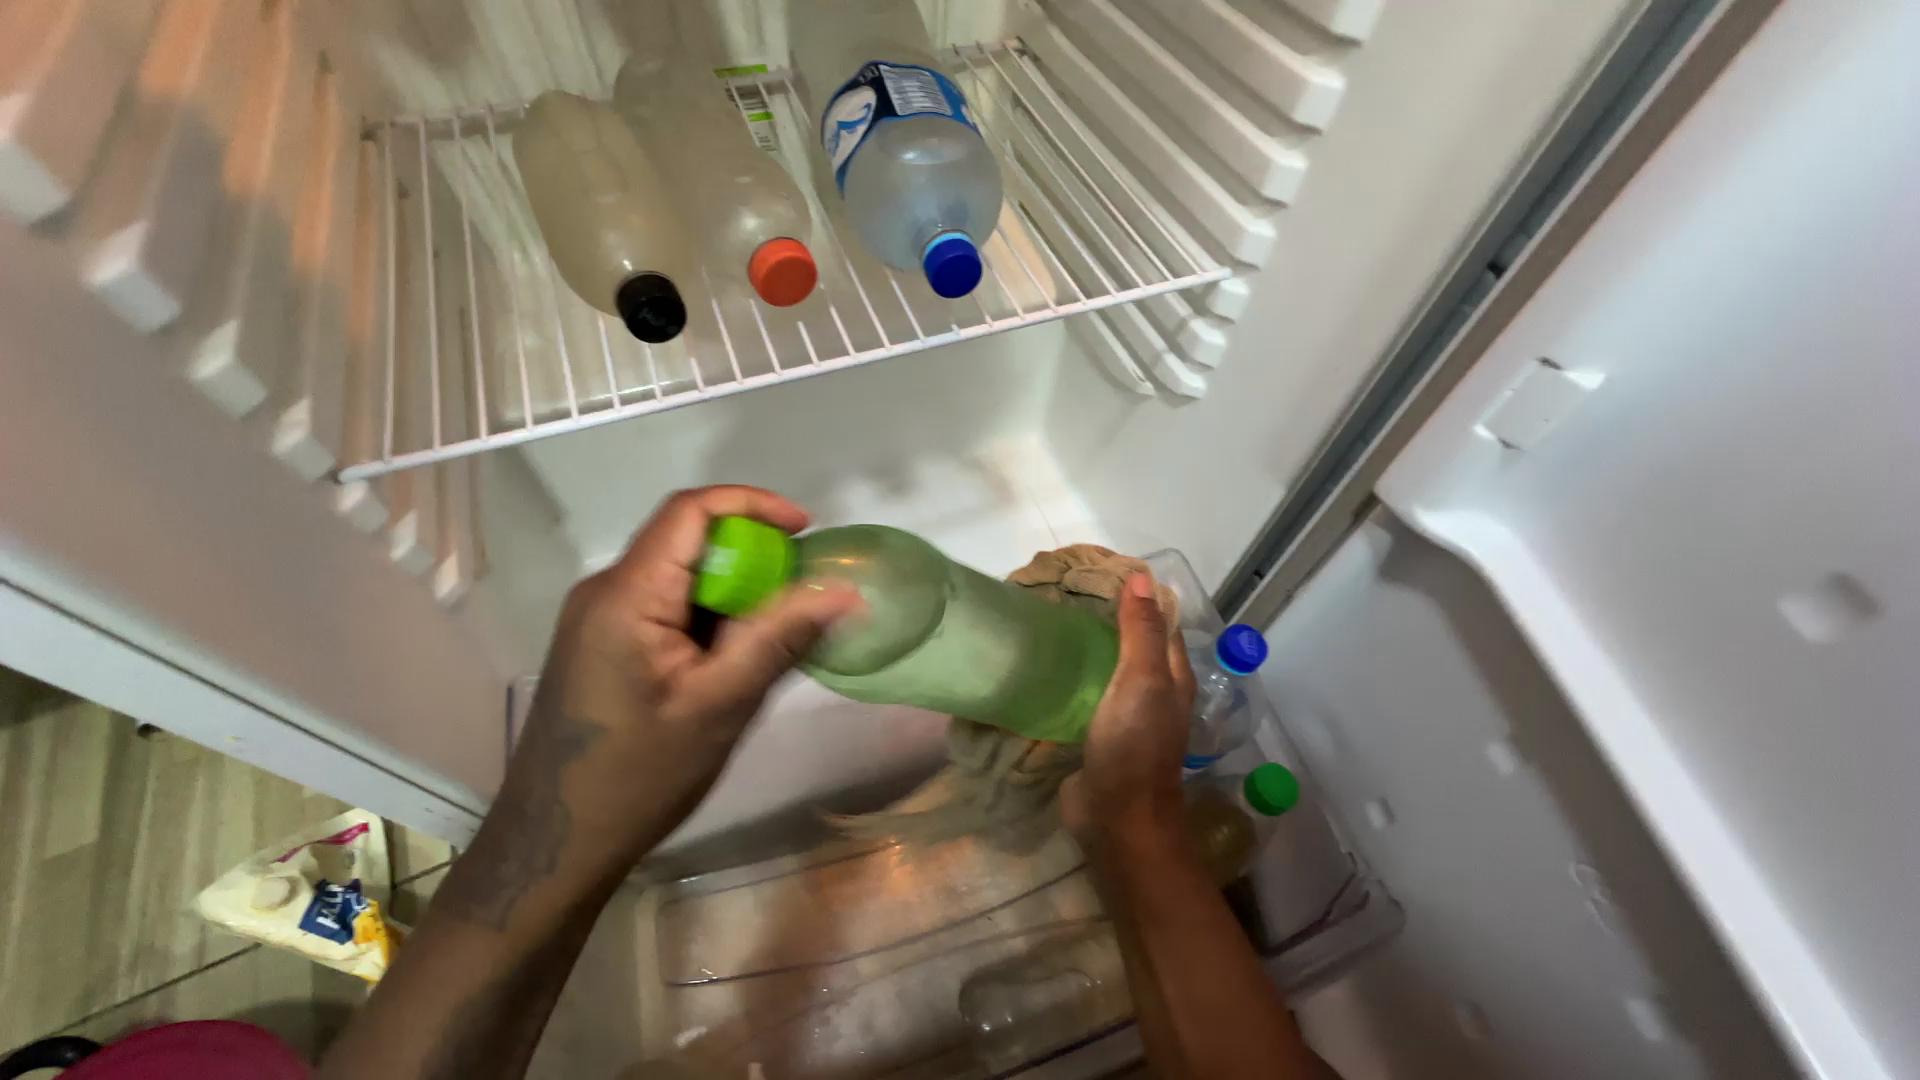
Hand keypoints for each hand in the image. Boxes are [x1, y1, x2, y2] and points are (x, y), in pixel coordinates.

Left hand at [456, 487, 860, 927]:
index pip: (690, 511)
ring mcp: (599, 618)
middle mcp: (605, 591)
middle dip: (752, 556)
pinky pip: (667, 606)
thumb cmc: (639, 775)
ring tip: (775, 636)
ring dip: (734, 591)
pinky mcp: (603, 644)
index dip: (753, 505)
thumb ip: (780, 638)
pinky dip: (710, 617)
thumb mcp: (721, 704)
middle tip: (801, 599)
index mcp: (627, 594)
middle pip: (688, 541)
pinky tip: (735, 660)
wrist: (556, 843)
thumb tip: (844, 591)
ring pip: (680, 576)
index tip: (806, 530)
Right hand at [1060, 573, 1196, 851]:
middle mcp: (1150, 691)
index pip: (1157, 622)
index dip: (1135, 595)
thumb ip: (1141, 632)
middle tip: (1061, 593)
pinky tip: (1042, 666)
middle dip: (1102, 619)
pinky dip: (1068, 677)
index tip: (1095, 573)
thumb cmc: (1134, 746)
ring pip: (1103, 669)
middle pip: (1128, 644)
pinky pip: (1082, 695)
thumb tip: (1142, 578)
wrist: (1115, 818)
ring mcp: (1121, 714)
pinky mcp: (1094, 733)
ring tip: (1046, 622)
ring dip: (1082, 648)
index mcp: (1171, 676)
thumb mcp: (1143, 681)